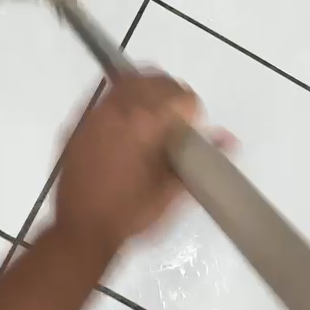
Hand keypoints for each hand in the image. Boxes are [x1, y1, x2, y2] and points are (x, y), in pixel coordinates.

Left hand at [50, 73, 207, 252]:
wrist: (80, 230)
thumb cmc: (130, 214)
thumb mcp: (172, 192)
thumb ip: (202, 159)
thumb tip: (230, 139)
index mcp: (146, 123)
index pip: (181, 94)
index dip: (193, 111)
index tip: (192, 128)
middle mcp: (120, 109)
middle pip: (156, 80)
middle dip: (173, 95)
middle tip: (179, 121)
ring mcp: (96, 113)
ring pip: (129, 80)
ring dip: (148, 91)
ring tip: (156, 116)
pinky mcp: (79, 122)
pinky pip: (106, 94)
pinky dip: (123, 98)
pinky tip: (128, 121)